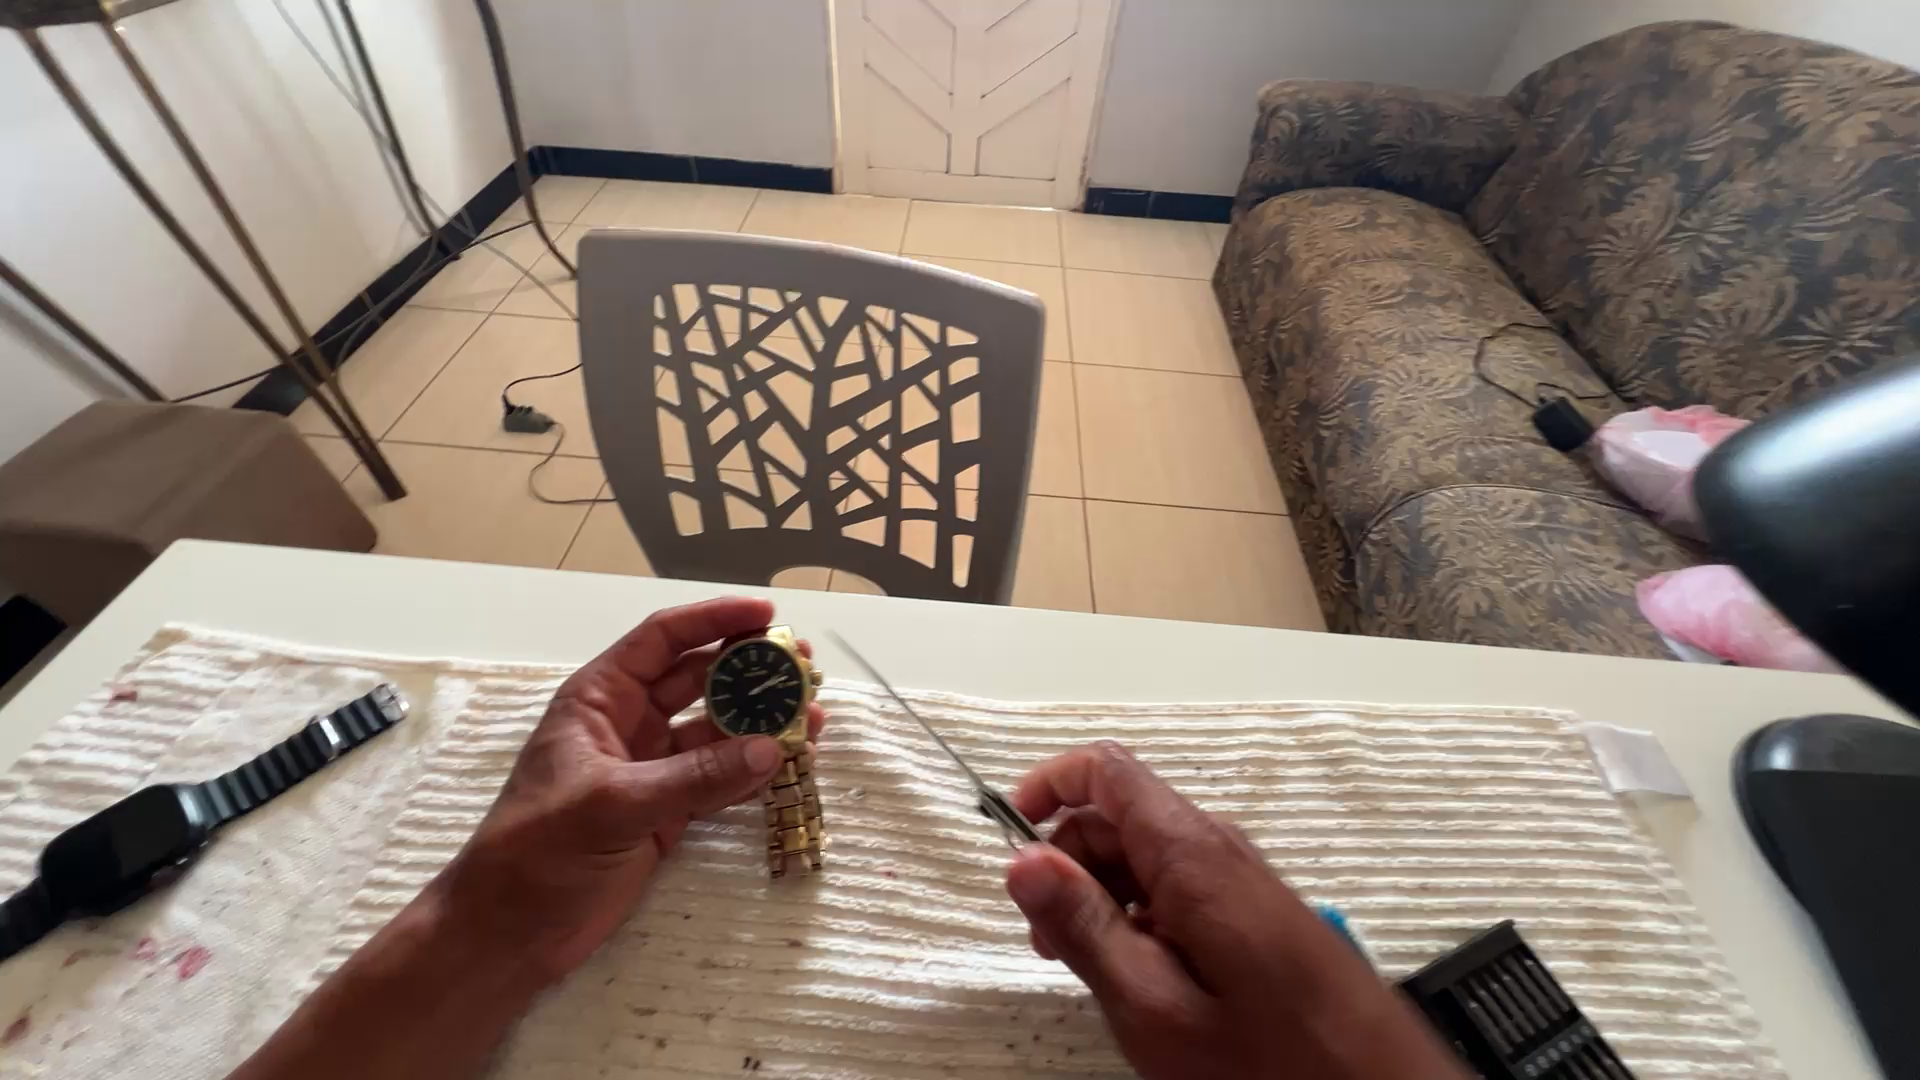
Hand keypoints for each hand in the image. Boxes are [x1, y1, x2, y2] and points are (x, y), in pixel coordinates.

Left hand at [232, 598, 823, 1079]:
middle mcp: (633, 722)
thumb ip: (696, 776)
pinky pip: (723, 776)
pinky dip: (756, 770)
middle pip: (702, 678)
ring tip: (811, 717)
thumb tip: (772, 748)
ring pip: (719, 729)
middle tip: (803, 666)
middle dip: (752, 669)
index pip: (664, 639)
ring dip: (762, 721)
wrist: (506, 939)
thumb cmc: (535, 853)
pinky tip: (790, 763)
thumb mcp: (613, 805)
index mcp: (602, 699)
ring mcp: (654, 766)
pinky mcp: (670, 808)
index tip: (767, 613)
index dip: (715, 618)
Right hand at [1005, 742, 1469, 1079]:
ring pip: (1141, 853)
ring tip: (1090, 965)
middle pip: (1115, 815)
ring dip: (1099, 894)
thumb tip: (1022, 859)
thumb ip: (1083, 927)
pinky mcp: (1247, 905)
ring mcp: (1233, 874)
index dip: (1049, 784)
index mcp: (1187, 848)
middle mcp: (1212, 844)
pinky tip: (1139, 974)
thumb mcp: (1154, 1005)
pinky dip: (1137, 913)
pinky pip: (1173, 884)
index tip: (1013, 833)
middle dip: (1067, 861)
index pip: (1104, 769)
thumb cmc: (1268, 1062)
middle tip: (1047, 937)